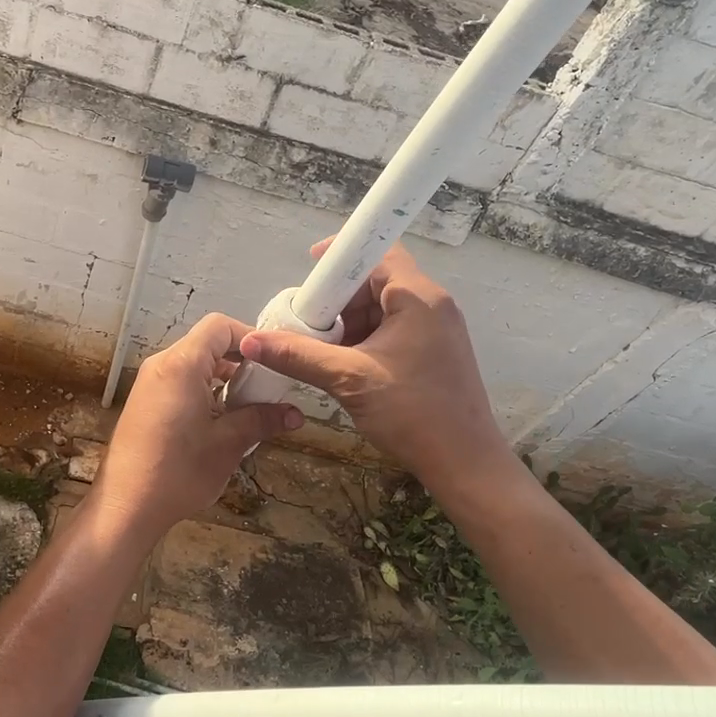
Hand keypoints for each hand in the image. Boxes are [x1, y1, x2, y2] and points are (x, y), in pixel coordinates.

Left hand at [90, 313, 303, 538]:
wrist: (126, 506)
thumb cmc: (177, 471)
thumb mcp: (228, 444)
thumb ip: (262, 421)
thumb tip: (294, 414)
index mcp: (180, 365)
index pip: (219, 327)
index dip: (250, 337)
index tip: (273, 361)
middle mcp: (161, 366)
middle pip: (207, 344)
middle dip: (241, 362)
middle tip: (268, 387)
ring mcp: (149, 385)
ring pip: (194, 365)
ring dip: (224, 379)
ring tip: (250, 407)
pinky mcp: (145, 405)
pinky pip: (180, 383)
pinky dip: (205, 392)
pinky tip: (223, 422)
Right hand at [238, 238, 515, 485]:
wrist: (466, 464)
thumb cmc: (413, 412)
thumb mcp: (348, 379)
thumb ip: (298, 355)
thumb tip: (250, 341)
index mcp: (418, 298)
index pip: (379, 252)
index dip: (342, 255)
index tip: (309, 271)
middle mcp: (431, 306)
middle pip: (375, 282)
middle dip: (337, 299)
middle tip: (306, 321)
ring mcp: (434, 331)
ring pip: (380, 310)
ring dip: (347, 324)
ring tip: (317, 348)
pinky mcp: (432, 354)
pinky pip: (390, 332)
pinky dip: (362, 341)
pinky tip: (340, 365)